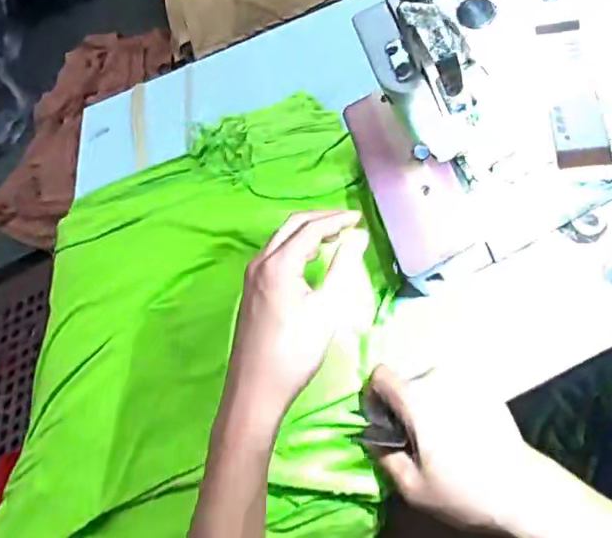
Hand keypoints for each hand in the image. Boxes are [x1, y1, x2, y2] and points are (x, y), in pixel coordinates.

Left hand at [227, 209, 370, 412]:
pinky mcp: (251, 289)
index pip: (312, 228)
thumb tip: (358, 236)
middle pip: (293, 224)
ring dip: (308, 230)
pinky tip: (311, 256)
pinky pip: (275, 252)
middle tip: (348, 220)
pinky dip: (296, 244)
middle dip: (322, 218)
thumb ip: (343, 266)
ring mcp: (252, 276)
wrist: (255, 393)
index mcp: (278, 264)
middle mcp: (261, 262)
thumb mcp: (327, 308)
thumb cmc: (294, 352)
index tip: (360, 219)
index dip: (337, 220)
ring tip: (335, 234)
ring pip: (282, 237)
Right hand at [366, 365, 550, 533]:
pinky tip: (463, 430)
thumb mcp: (413, 487)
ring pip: (431, 383)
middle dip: (405, 406)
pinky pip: (454, 386)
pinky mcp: (482, 381)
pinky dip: (450, 401)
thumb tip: (372, 436)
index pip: (381, 375)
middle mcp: (439, 376)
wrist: (517, 484)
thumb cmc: (463, 490)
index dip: (375, 396)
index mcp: (417, 398)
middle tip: (417, 439)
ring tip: (443, 437)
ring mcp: (463, 375)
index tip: (383, 419)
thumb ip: (385, 456)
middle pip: (408, 382)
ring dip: (429, 403)